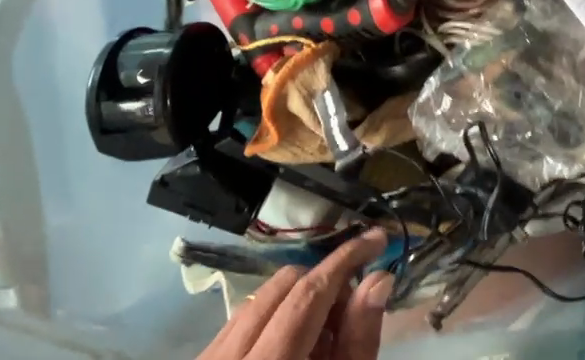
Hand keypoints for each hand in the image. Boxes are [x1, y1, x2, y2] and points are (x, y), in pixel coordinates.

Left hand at [198, 231, 392, 359]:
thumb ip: (359, 339)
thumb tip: (378, 278)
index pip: (308, 293)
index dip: (346, 259)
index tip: (378, 237)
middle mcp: (226, 356)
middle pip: (284, 284)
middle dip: (323, 285)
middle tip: (350, 313)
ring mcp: (206, 358)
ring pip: (259, 297)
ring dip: (299, 301)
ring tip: (322, 336)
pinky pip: (239, 320)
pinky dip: (272, 320)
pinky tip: (292, 348)